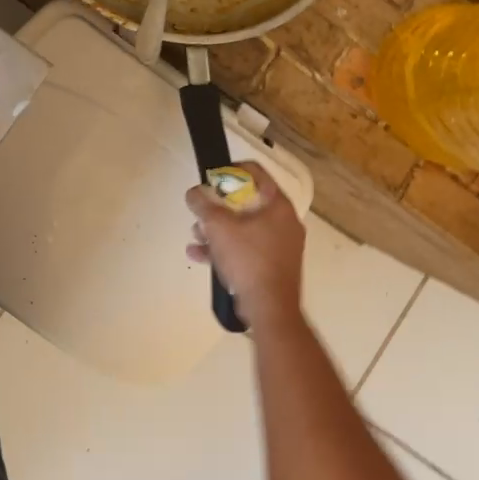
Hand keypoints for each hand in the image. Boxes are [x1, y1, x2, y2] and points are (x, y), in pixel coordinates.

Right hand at [185, 164, 307, 330]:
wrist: (269, 309)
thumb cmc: (248, 259)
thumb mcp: (218, 226)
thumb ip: (202, 204)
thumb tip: (193, 193)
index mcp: (278, 205)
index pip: (256, 173)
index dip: (230, 170)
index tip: (211, 178)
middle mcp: (284, 222)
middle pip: (246, 202)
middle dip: (217, 206)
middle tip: (200, 211)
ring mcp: (281, 246)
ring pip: (244, 227)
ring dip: (217, 229)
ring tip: (195, 236)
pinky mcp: (273, 266)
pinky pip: (246, 248)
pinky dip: (225, 248)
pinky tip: (199, 255)